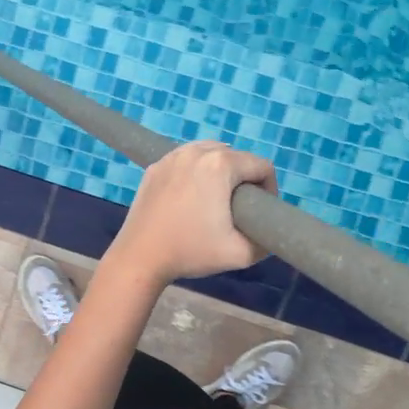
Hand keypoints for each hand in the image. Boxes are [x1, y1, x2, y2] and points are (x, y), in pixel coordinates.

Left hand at [106, 141, 275, 283]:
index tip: (260, 212)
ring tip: (215, 200)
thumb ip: (266, 241)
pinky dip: (194, 172)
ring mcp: (172, 156)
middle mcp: (197, 151)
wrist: (139, 257)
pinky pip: (185, 161)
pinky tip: (189, 197)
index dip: (269, 189)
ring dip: (220, 172)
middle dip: (244, 179)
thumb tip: (268, 233)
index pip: (262, 166)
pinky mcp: (154, 166)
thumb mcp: (241, 254)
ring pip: (209, 154)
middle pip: (236, 156)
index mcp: (221, 164)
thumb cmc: (190, 252)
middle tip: (237, 209)